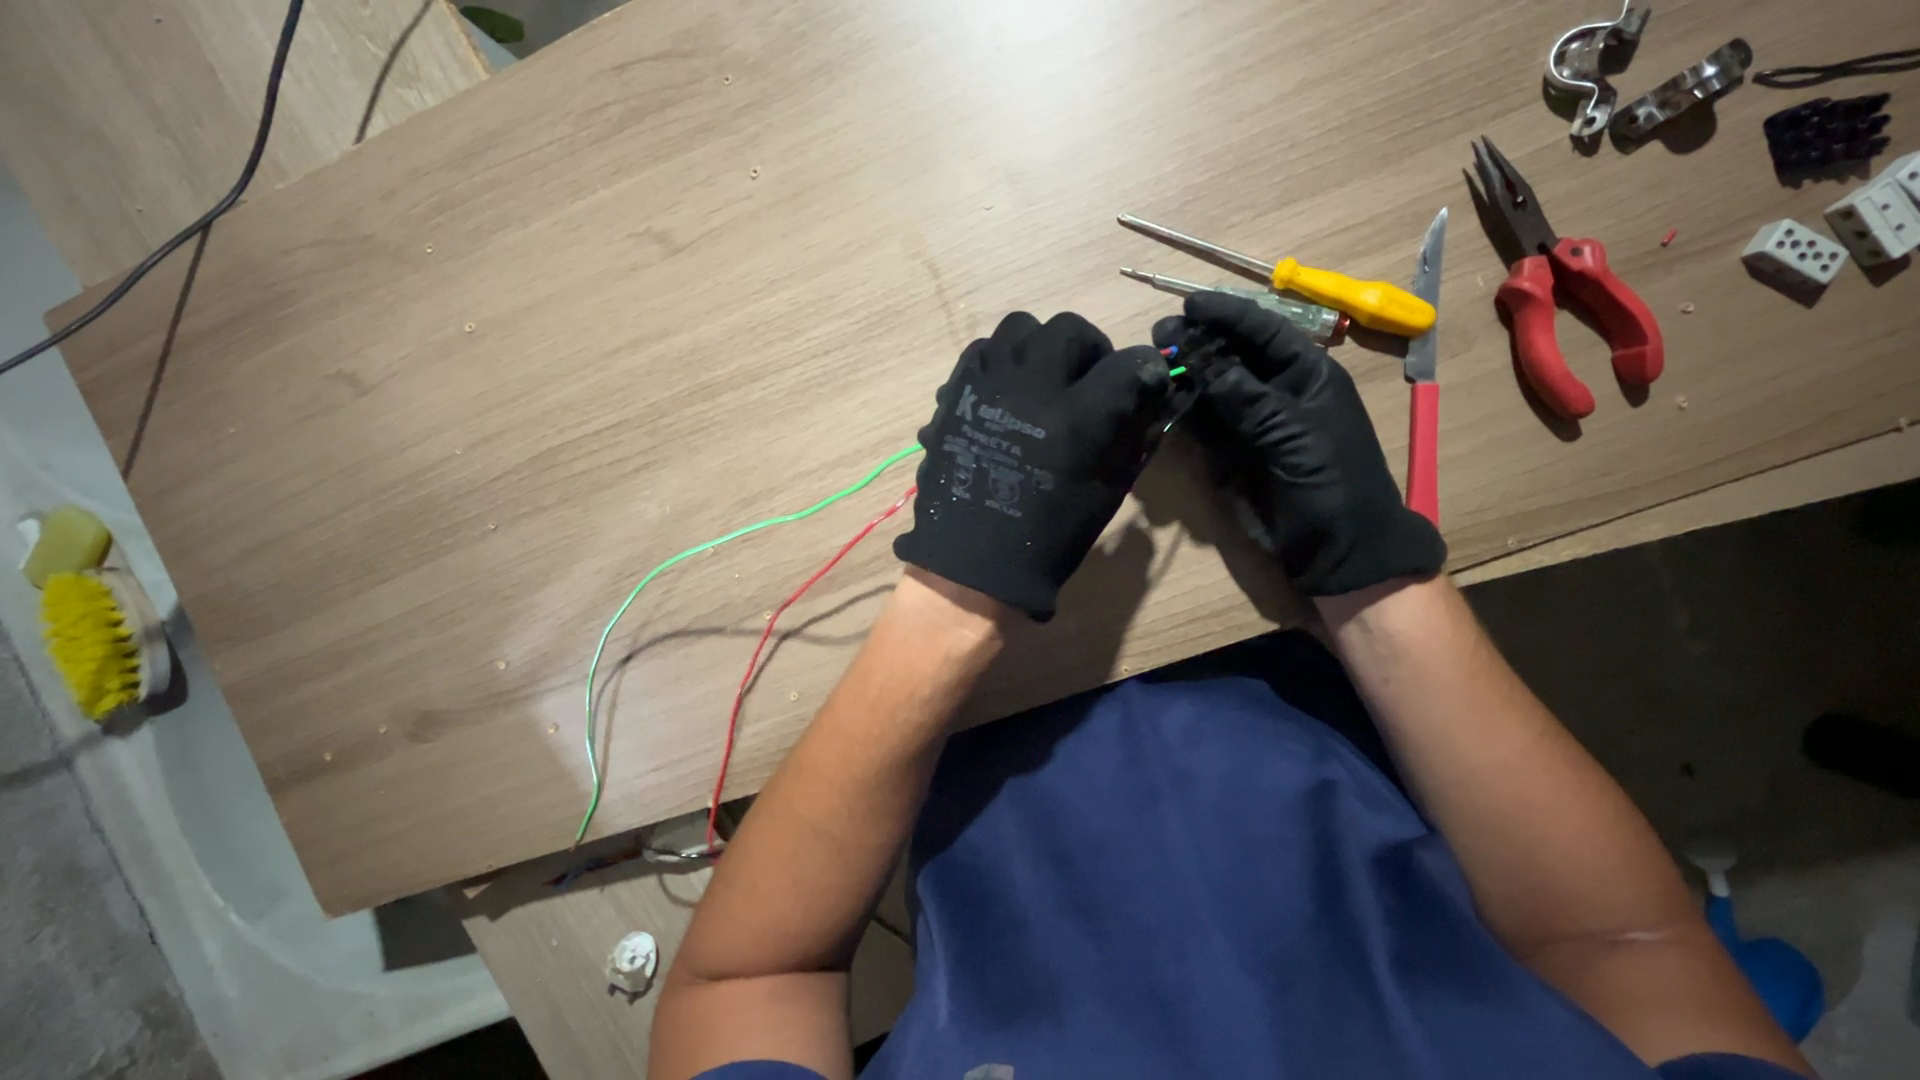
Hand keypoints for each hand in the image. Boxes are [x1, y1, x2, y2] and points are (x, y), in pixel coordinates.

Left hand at [894, 312, 1169, 620]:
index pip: (1127, 364)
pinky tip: (1009, 391)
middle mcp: (1031, 389)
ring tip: (1046, 380)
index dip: (1145, 371)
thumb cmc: (1049, 538)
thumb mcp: (1107, 492)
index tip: (1145, 383)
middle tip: (1090, 381)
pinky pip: (981, 351)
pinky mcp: (955, 394)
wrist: (973, 562)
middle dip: (1090, 350)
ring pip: (1020, 328)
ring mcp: (986, 386)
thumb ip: (1134, 438)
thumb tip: (1155, 400)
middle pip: (1069, 329)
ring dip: (1042, 346)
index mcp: (1078, 420)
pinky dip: (1002, 360)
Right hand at [1152, 292, 1444, 595]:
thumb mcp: (1290, 430)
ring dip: (1185, 376)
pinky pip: (1202, 425)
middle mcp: (1277, 393)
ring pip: (1212, 389)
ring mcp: (1252, 425)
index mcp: (1307, 375)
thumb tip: (1196, 350)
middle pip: (1233, 356)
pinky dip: (1182, 411)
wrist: (1337, 549)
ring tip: (1152, 362)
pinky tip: (1160, 399)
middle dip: (1199, 342)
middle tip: (1159, 334)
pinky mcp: (1230, 455)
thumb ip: (1241, 393)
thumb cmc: (1331, 481)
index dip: (1227, 315)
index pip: (1264, 331)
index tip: (1188, 305)